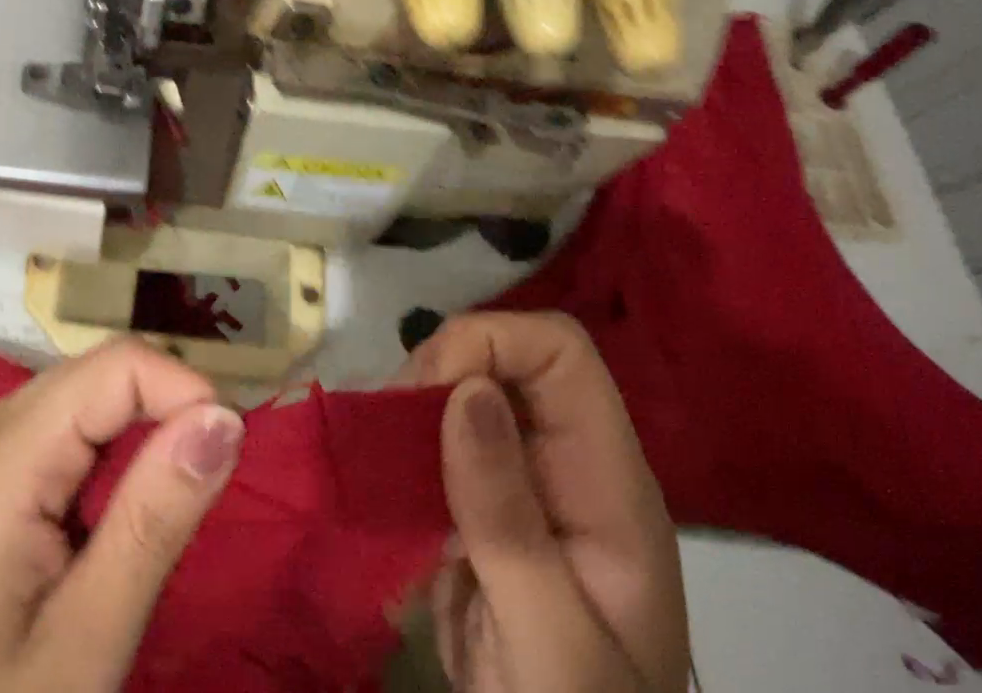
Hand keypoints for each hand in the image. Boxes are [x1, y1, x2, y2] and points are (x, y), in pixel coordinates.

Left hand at [0, 340, 244, 692]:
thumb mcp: (90, 631)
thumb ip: (155, 516)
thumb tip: (224, 416)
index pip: (117, 365)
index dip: (186, 391)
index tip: (230, 454)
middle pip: (97, 376)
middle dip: (167, 412)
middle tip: (204, 493)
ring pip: (83, 400)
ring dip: (140, 436)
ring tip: (165, 512)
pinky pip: (59, 432)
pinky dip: (107, 457)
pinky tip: (113, 518)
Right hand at [397, 312, 689, 692]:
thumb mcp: (548, 637)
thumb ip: (508, 520)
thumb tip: (469, 392)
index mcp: (609, 484)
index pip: (562, 355)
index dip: (489, 344)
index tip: (421, 392)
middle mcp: (570, 466)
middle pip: (511, 360)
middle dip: (438, 370)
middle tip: (383, 427)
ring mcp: (525, 484)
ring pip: (468, 393)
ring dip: (411, 405)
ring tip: (372, 449)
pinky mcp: (483, 506)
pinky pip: (441, 442)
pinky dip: (401, 442)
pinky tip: (375, 469)